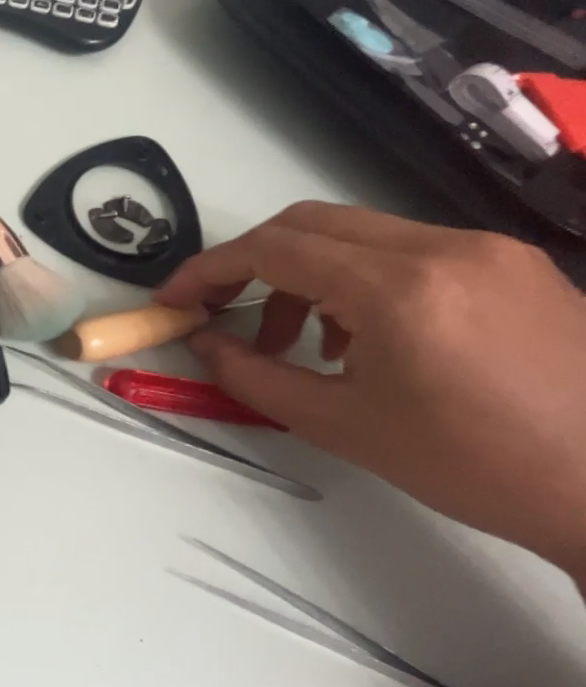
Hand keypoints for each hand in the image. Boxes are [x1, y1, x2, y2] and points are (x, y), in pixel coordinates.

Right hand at [155, 202, 585, 566]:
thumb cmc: (469, 463)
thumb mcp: (335, 423)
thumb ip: (251, 374)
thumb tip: (203, 343)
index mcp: (399, 287)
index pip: (273, 248)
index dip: (206, 270)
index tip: (172, 301)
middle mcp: (445, 249)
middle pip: (310, 223)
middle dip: (248, 261)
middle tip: (216, 309)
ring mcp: (487, 252)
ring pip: (357, 233)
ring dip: (302, 272)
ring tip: (294, 340)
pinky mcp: (514, 267)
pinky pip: (407, 250)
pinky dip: (356, 278)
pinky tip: (359, 336)